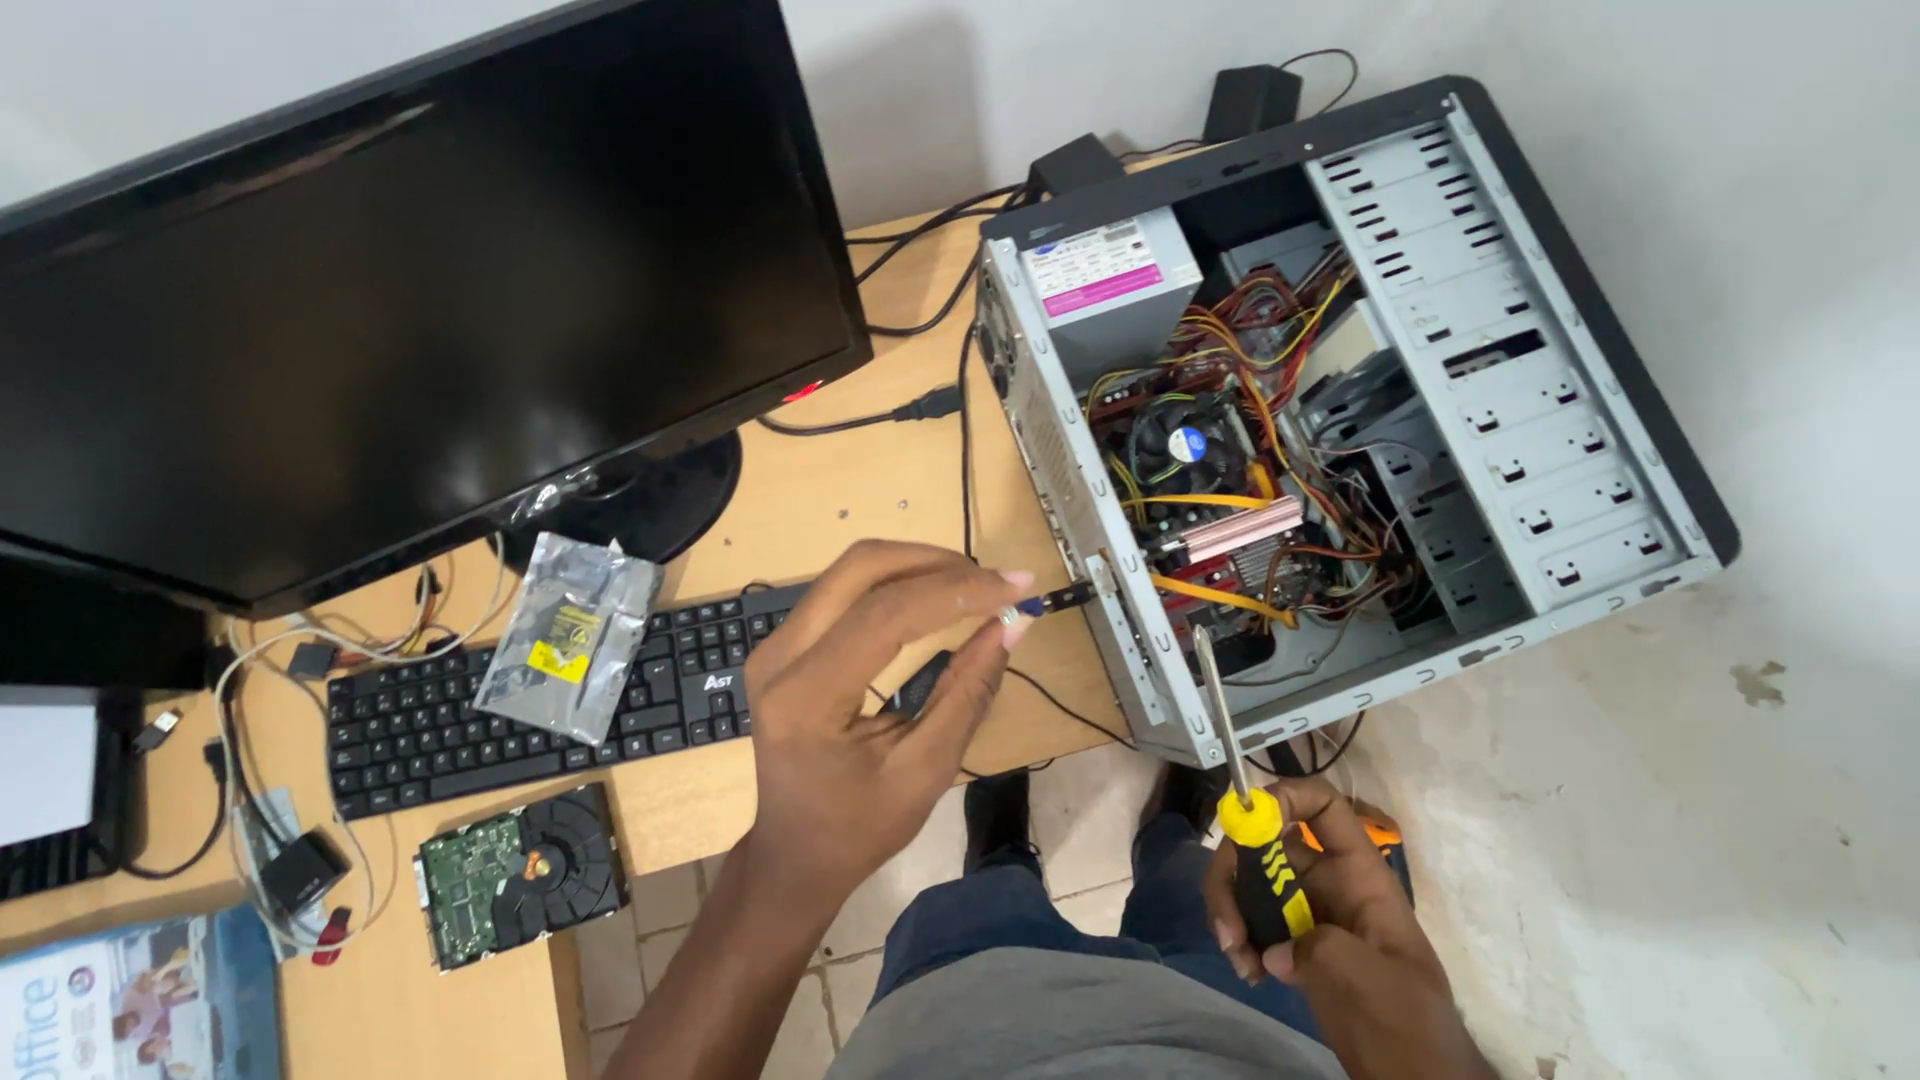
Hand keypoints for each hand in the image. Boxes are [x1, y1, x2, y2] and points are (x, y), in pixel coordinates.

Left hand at [738, 540, 1031, 907]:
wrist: (795, 854)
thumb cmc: (859, 828)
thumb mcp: (926, 770)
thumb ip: (969, 691)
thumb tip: (1013, 623)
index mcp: (807, 697)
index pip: (886, 614)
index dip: (958, 591)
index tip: (1016, 587)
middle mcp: (779, 657)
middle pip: (860, 568)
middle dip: (935, 563)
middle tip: (993, 582)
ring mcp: (775, 645)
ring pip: (851, 571)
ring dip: (918, 568)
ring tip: (974, 587)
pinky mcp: (784, 644)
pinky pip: (843, 591)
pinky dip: (896, 584)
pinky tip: (935, 597)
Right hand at [1203, 777, 1493, 1079]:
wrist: (1414, 1078)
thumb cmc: (1410, 1026)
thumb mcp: (1375, 983)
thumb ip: (1326, 949)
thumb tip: (1275, 949)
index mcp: (1358, 874)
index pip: (1323, 806)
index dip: (1284, 796)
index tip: (1247, 824)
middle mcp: (1326, 880)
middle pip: (1265, 841)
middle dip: (1234, 872)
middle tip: (1228, 926)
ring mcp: (1304, 909)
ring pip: (1248, 878)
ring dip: (1228, 908)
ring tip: (1235, 955)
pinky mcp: (1287, 940)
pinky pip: (1247, 916)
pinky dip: (1236, 937)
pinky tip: (1247, 971)